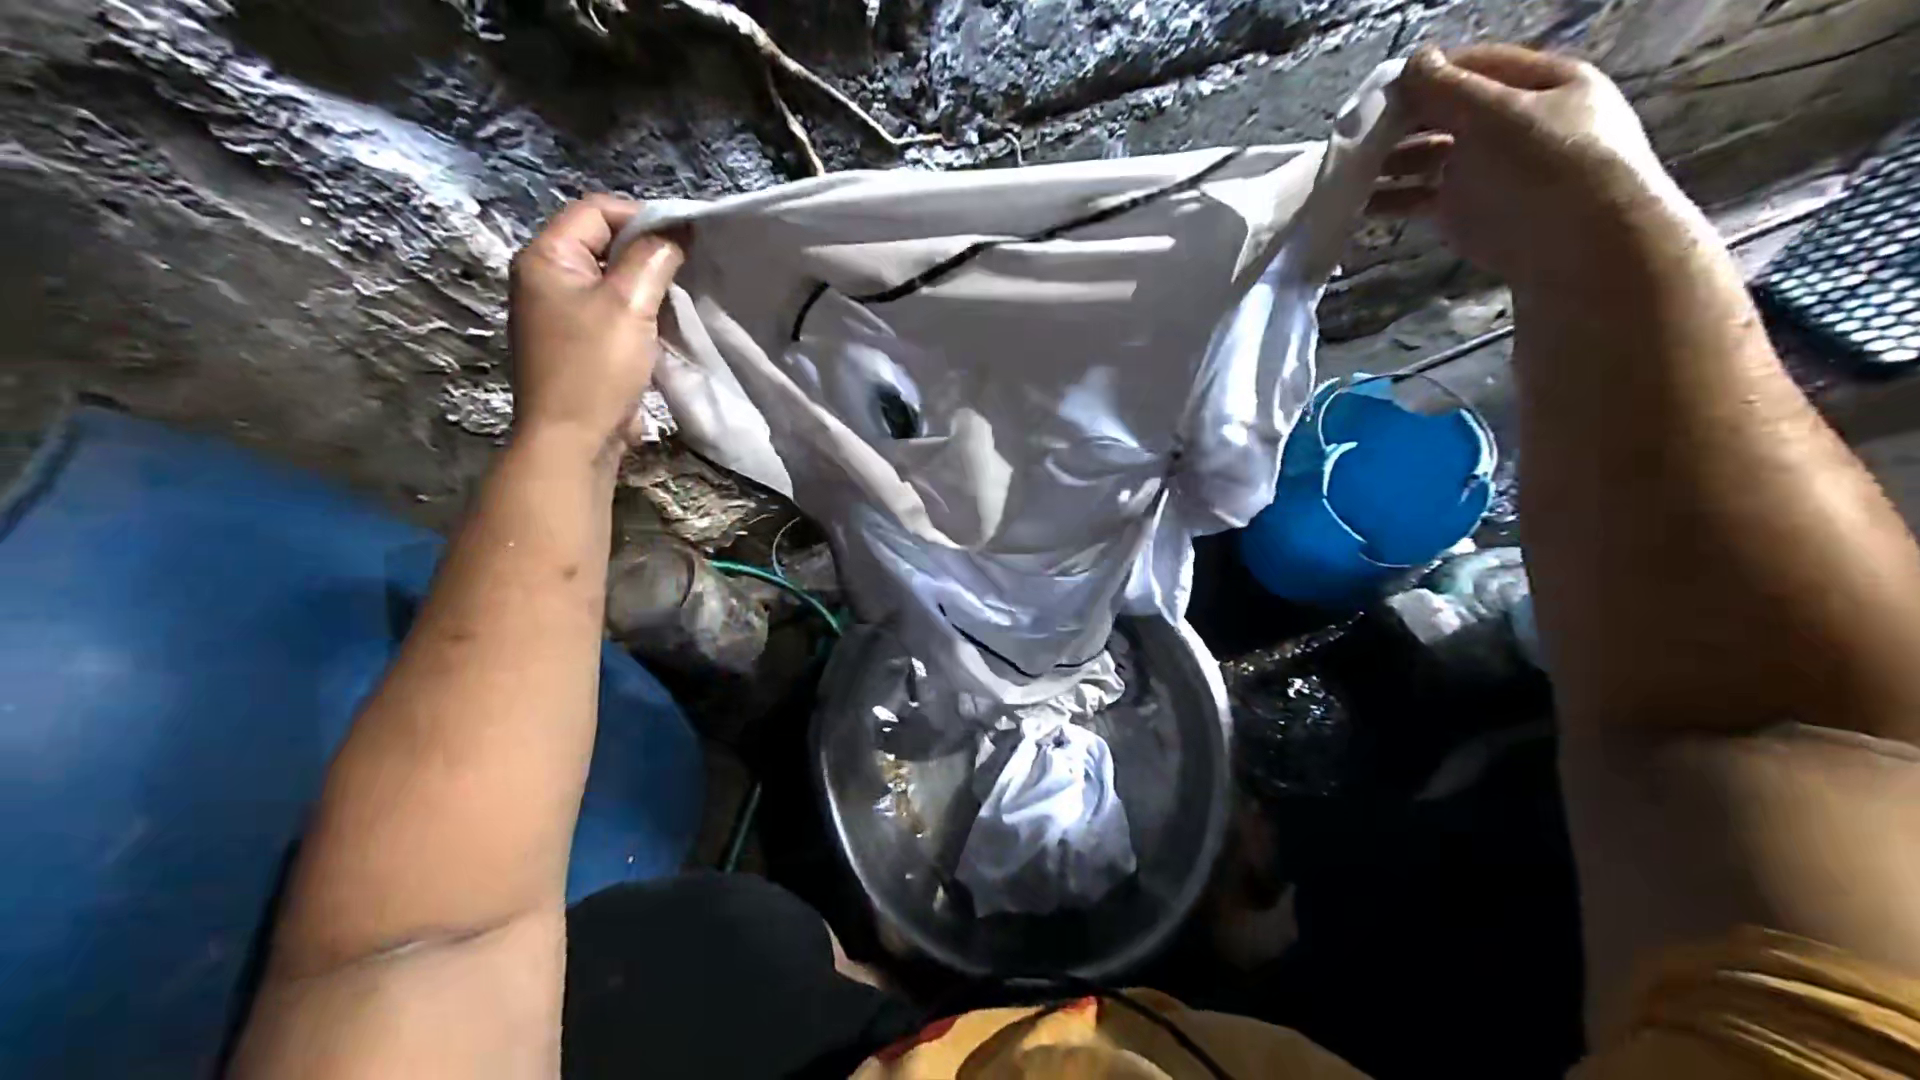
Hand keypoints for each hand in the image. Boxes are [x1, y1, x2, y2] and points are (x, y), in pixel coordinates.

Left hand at [507, 194, 685, 451]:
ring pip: (611, 279)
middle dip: (648, 252)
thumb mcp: (629, 305)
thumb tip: (676, 233)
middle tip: (688, 269)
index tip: (686, 239)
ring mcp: (560, 312)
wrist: (573, 439)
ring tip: (680, 297)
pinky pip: (611, 310)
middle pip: (603, 243)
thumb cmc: (595, 368)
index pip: (596, 211)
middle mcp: (547, 278)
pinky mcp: (577, 341)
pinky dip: (639, 311)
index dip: (643, 217)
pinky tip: (663, 324)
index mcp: (547, 258)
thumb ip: (652, 260)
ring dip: (647, 284)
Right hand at [1373, 45, 1703, 299]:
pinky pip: (1420, 197)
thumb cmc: (1545, 166)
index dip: (1428, 74)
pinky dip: (1391, 198)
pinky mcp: (1464, 211)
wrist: (1574, 246)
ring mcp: (1486, 170)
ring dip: (1389, 163)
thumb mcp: (1498, 114)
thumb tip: (1414, 61)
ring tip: (1350, 172)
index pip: (1474, 68)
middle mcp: (1511, 124)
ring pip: (1428, 157)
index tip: (1381, 92)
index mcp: (1538, 85)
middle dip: (1402, 122)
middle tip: (1359, 135)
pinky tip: (1360, 203)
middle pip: (1447, 113)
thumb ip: (1450, 89)